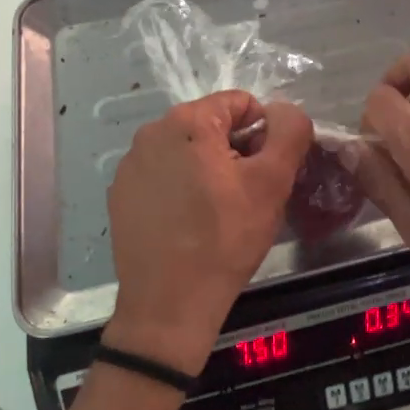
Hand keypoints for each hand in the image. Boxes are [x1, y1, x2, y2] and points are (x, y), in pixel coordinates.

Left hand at [104, 90, 313, 374]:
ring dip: (207, 170)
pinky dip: (180, 189)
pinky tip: (189, 224)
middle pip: (212, 126)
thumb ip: (288, 131)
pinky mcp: (120, 194)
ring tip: (218, 213)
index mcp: (187, 121)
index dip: (262, 134)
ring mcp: (130, 164)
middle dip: (235, 152)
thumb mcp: (272, 182)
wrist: (168, 306)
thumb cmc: (224, 239)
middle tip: (246, 196)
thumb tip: (282, 111)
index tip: (265, 174)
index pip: (240, 104)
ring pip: (186, 151)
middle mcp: (151, 132)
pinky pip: (163, 175)